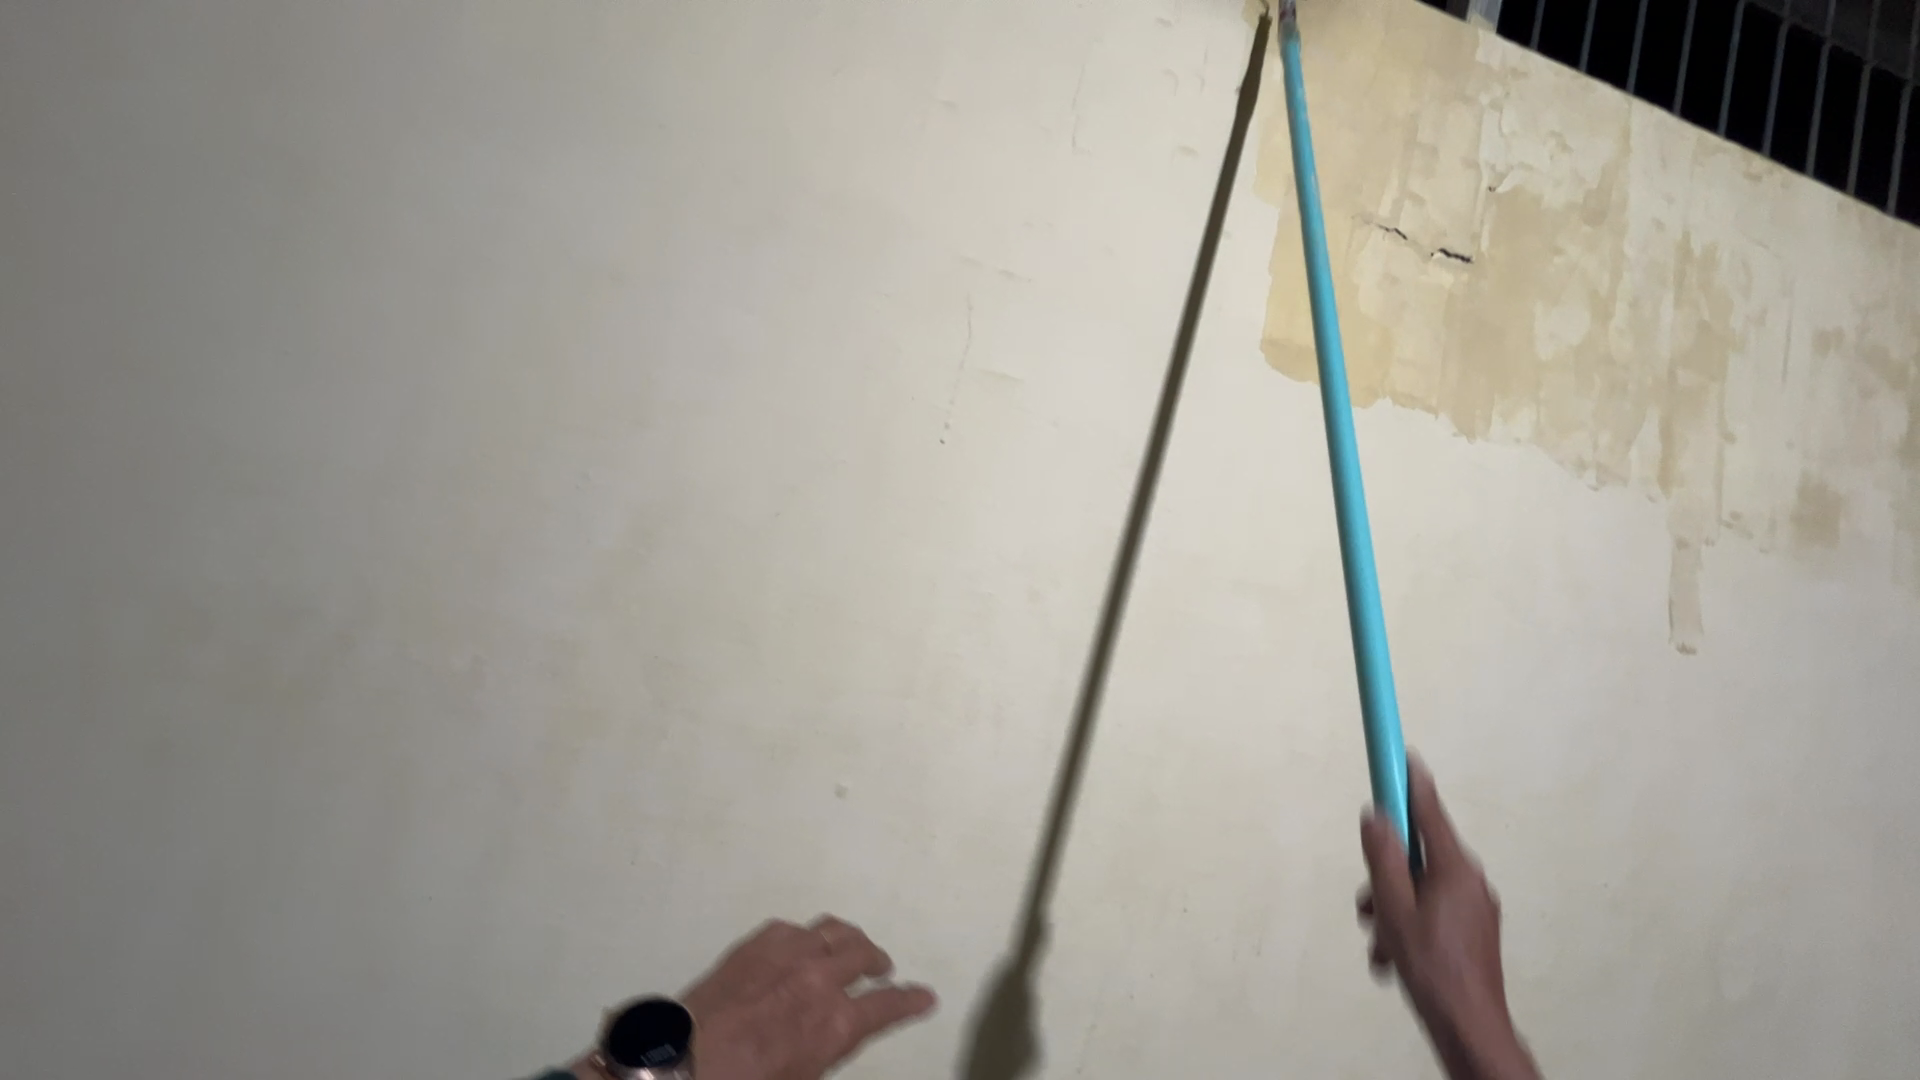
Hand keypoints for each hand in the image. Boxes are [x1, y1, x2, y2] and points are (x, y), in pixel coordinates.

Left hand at [676, 916, 936, 1079]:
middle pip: (866, 954)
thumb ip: (830, 1044)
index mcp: (835, 1022)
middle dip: (879, 962)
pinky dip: (806, 939)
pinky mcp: (763, 938)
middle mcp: (821, 978)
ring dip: (849, 941)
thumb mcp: (804, 1074)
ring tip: (850, 949)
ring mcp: (791, 951)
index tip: (925, 996)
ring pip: (836, 930)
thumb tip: (840, 1028)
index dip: (911, 1000)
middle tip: (881, 970)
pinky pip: (796, 928)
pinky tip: (800, 948)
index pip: (888, 1005)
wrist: (683, 1063)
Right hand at [1358, 760, 1538, 1079]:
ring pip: (1418, 885)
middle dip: (1384, 873)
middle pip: (1416, 853)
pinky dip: (1406, 923)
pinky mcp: (1471, 931)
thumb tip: (1376, 815)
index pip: (1428, 811)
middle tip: (1367, 902)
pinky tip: (1392, 955)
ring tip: (1379, 940)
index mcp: (1454, 869)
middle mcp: (1469, 880)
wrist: (1470, 1029)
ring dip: (1390, 905)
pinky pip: (1430, 910)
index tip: (1403, 754)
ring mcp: (1474, 908)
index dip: (1411, 782)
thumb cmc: (1429, 963)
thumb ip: (1383, 857)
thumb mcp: (1393, 906)